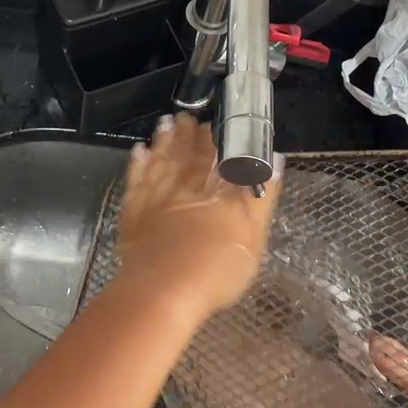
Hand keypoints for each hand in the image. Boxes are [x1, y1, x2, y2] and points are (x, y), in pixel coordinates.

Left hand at [114, 114, 279, 319]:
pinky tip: (139, 151)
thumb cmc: (216, 267)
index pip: (216, 155)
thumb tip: (273, 158)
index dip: (215, 138)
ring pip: (160, 161)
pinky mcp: (133, 212)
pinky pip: (135, 179)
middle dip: (187, 134)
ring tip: (166, 124)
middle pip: (186, 154)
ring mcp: (155, 198)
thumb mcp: (253, 235)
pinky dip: (138, 163)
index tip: (213, 123)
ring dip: (163, 141)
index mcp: (215, 189)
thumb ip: (263, 195)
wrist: (164, 290)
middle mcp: (184, 185)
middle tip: (187, 117)